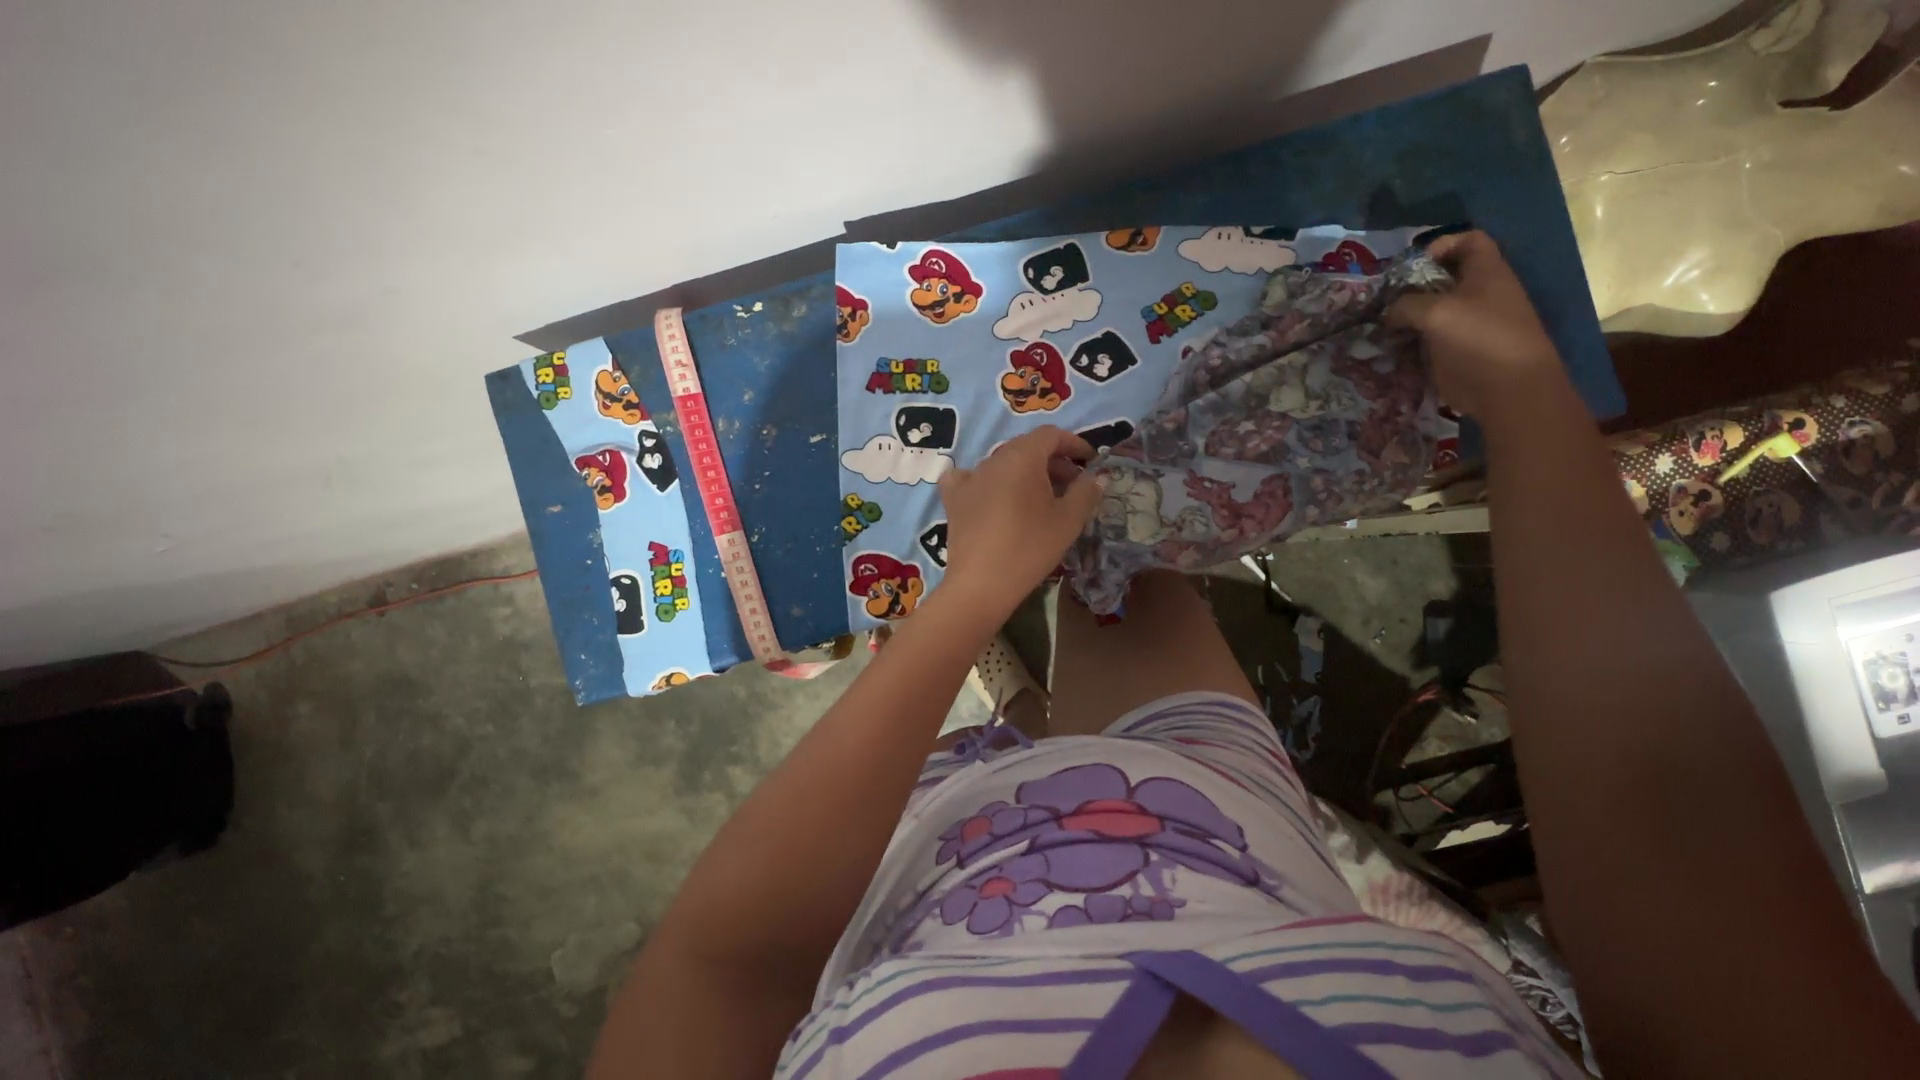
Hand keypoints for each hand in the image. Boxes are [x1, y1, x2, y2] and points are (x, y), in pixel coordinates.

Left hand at [938, 426, 1102, 614]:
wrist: (981, 584)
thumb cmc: (1030, 548)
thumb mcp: (1068, 521)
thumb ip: (1086, 492)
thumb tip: (1098, 476)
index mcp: (1022, 457)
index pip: (1050, 435)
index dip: (1073, 444)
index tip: (1090, 461)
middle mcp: (993, 459)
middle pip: (1026, 447)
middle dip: (1053, 460)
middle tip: (1072, 484)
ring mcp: (969, 477)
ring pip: (1002, 463)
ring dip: (1025, 473)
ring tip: (1041, 498)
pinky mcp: (953, 498)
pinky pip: (969, 478)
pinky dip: (986, 481)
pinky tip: (992, 495)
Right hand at [1387, 231, 1567, 419]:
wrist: (1508, 389)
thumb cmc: (1479, 339)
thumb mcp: (1436, 312)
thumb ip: (1405, 305)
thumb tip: (1388, 313)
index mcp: (1485, 272)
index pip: (1468, 240)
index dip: (1441, 244)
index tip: (1413, 264)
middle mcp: (1478, 294)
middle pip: (1442, 278)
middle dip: (1411, 286)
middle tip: (1386, 300)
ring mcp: (1468, 324)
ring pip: (1431, 311)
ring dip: (1405, 318)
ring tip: (1382, 328)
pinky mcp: (1457, 350)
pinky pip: (1428, 339)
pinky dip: (1409, 342)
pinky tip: (1391, 349)